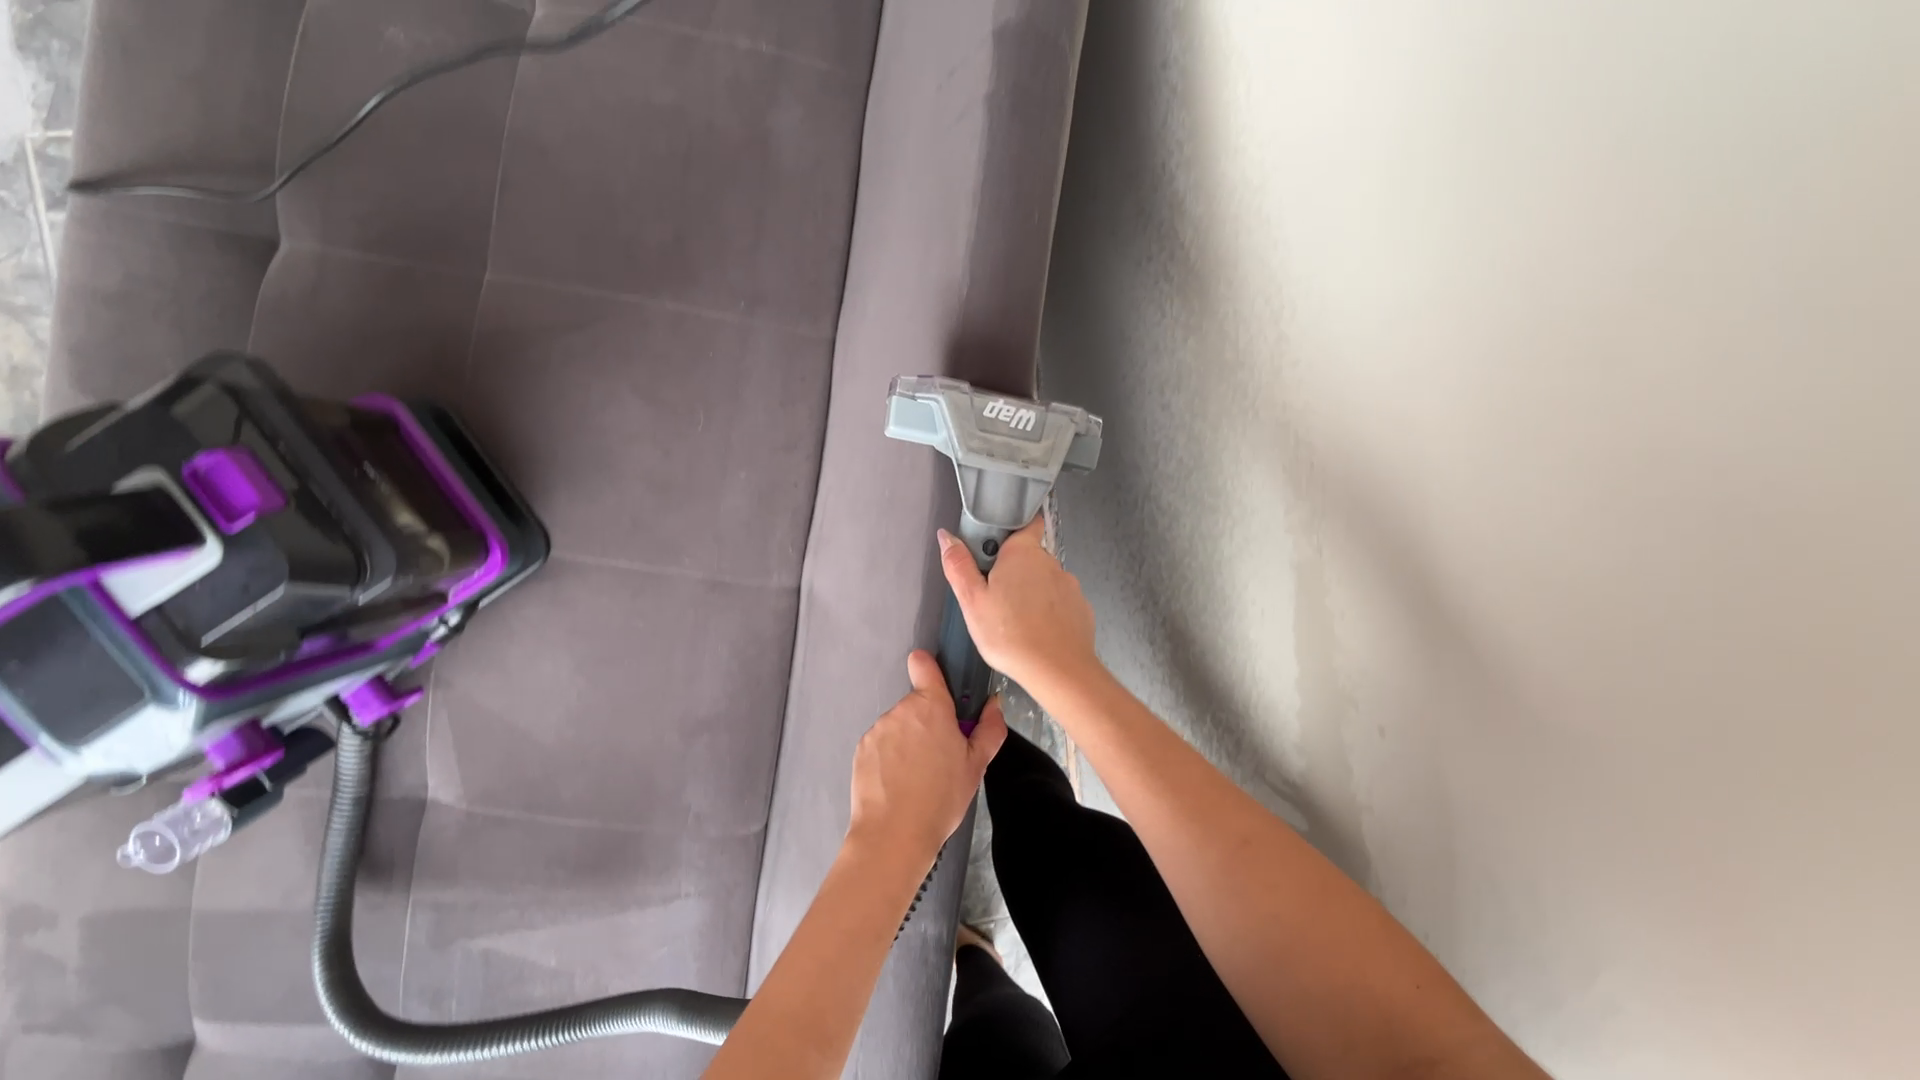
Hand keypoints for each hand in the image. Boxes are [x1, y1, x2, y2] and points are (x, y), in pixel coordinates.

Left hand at [848, 650, 1007, 863]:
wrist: (894, 835)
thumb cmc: (941, 798)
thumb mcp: (977, 766)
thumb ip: (990, 729)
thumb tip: (994, 704)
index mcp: (931, 706)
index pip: (923, 664)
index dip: (929, 668)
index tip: (937, 686)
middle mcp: (900, 710)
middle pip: (917, 704)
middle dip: (928, 722)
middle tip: (941, 755)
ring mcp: (877, 729)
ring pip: (899, 726)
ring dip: (909, 740)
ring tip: (919, 776)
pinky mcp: (861, 749)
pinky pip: (881, 744)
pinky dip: (890, 757)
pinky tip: (899, 783)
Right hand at [939, 516, 1099, 693]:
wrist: (1057, 669)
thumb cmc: (1009, 634)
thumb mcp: (972, 601)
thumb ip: (958, 565)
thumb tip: (946, 536)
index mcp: (1022, 553)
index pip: (1027, 524)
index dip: (1012, 531)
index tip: (997, 548)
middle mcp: (1050, 562)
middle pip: (1030, 557)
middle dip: (1014, 570)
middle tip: (995, 596)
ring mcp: (1069, 585)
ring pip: (1045, 581)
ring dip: (1032, 592)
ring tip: (1015, 620)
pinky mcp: (1081, 608)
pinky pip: (1060, 603)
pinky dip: (1048, 612)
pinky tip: (1036, 632)